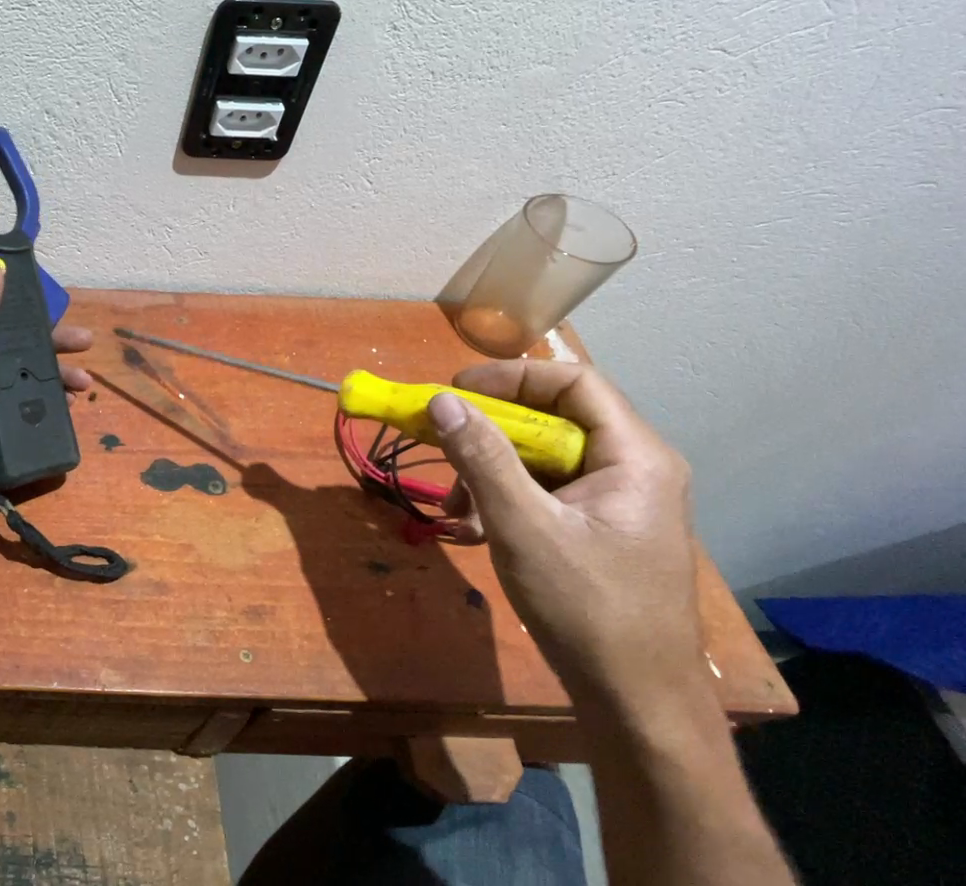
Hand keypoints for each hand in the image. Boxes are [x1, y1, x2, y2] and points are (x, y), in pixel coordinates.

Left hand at [0, 259, 93, 564]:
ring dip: (54, 374)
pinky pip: (25, 407)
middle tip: (84, 343)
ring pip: (23, 376)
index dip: (19, 309)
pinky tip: (70, 404)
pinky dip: (48, 402)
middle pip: (12, 346)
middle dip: (49, 344)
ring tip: (85, 382)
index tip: (52, 307)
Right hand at [428, 362, 703, 705]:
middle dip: (489, 435)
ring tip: (456, 508)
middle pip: (552, 420)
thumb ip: (482, 460)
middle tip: (441, 450)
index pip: (574, 384)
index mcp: (635, 458)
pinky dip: (504, 498)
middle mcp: (633, 468)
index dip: (511, 378)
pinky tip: (475, 528)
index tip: (454, 393)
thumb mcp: (524, 527)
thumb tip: (441, 401)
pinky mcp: (599, 527)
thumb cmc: (587, 607)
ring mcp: (617, 500)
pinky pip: (545, 490)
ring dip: (489, 471)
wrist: (635, 696)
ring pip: (542, 457)